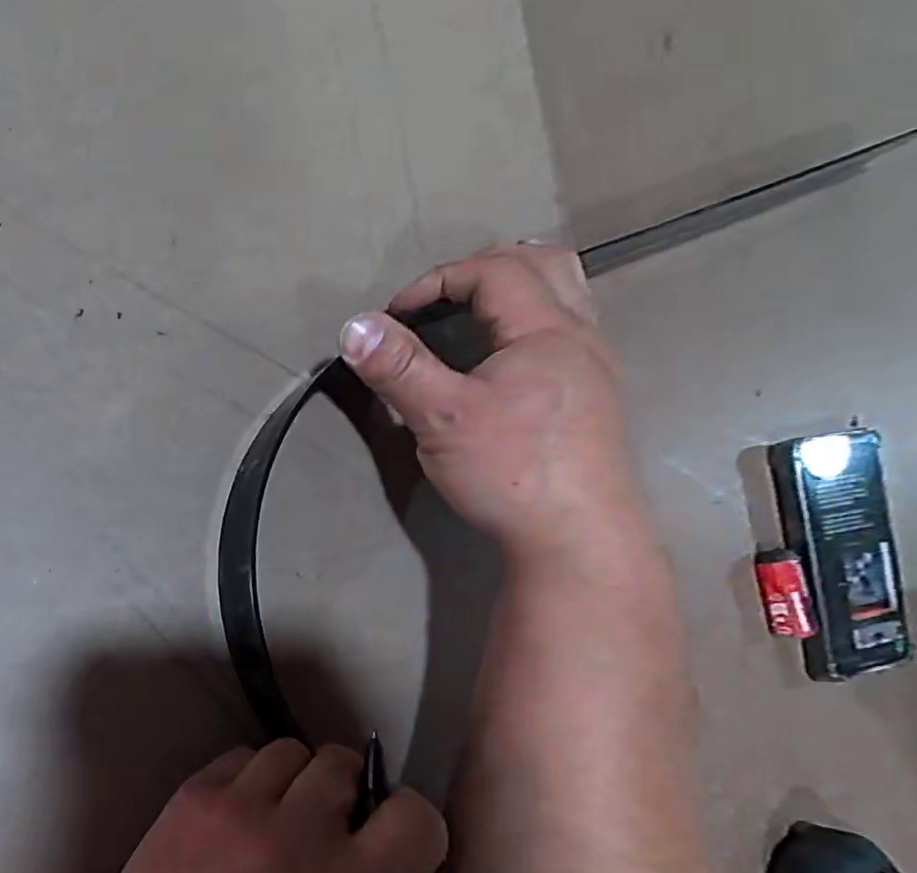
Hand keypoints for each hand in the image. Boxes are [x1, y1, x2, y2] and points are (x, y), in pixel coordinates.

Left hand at [80, 740, 446, 872]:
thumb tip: (369, 862)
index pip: (416, 818)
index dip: (410, 823)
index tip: (391, 835)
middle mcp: (301, 833)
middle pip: (342, 763)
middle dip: (345, 787)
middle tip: (327, 816)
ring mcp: (241, 804)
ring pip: (290, 749)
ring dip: (296, 775)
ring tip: (280, 806)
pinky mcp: (195, 790)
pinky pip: (239, 756)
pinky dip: (249, 774)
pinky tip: (237, 806)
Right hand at [338, 243, 645, 558]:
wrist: (575, 533)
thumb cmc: (509, 469)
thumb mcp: (439, 416)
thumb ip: (398, 367)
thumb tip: (355, 326)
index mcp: (547, 331)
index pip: (494, 272)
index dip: (437, 280)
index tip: (392, 315)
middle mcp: (579, 337)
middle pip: (544, 265)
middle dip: (480, 269)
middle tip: (433, 299)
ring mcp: (590, 367)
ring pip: (560, 297)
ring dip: (509, 291)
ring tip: (464, 316)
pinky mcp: (588, 397)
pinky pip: (560, 331)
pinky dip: (521, 323)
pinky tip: (495, 360)